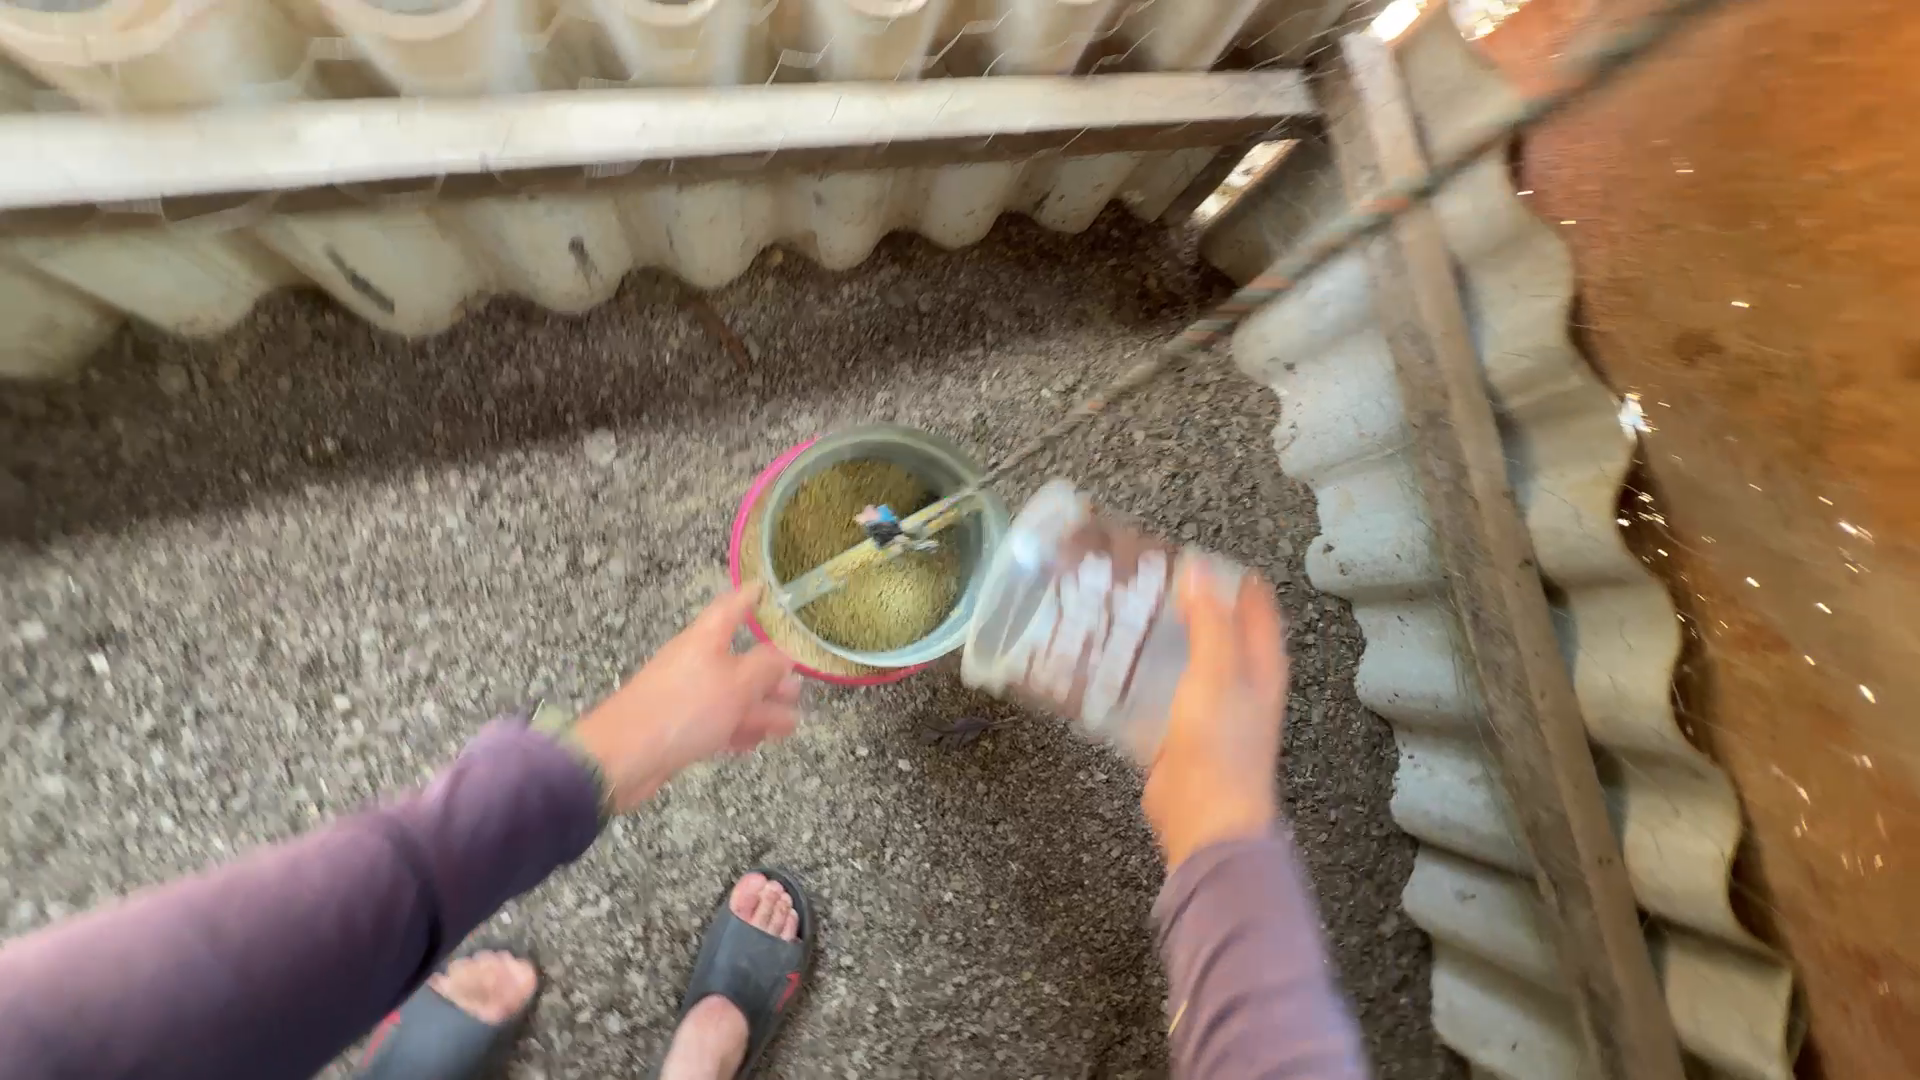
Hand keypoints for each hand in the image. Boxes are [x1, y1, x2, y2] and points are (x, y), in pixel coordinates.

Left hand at [572, 584, 800, 812]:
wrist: (621, 758)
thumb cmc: (684, 709)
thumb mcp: (737, 684)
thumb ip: (766, 667)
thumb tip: (784, 655)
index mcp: (706, 639)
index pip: (732, 607)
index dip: (752, 597)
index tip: (768, 589)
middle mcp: (697, 662)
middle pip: (740, 659)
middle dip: (770, 673)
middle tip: (798, 686)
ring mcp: (688, 696)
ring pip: (733, 695)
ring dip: (762, 708)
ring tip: (791, 724)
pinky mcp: (681, 727)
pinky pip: (718, 721)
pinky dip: (739, 728)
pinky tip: (756, 742)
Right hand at [1142, 561, 1289, 870]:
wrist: (1203, 814)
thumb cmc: (1220, 745)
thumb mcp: (1216, 673)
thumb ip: (1209, 621)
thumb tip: (1197, 570)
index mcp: (1261, 662)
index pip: (1252, 602)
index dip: (1227, 575)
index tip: (1190, 555)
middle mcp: (1239, 678)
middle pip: (1217, 624)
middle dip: (1187, 599)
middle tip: (1146, 577)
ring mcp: (1209, 702)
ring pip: (1185, 654)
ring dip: (1161, 633)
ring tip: (1123, 608)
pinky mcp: (1178, 724)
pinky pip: (1160, 685)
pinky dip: (1142, 668)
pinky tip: (1113, 657)